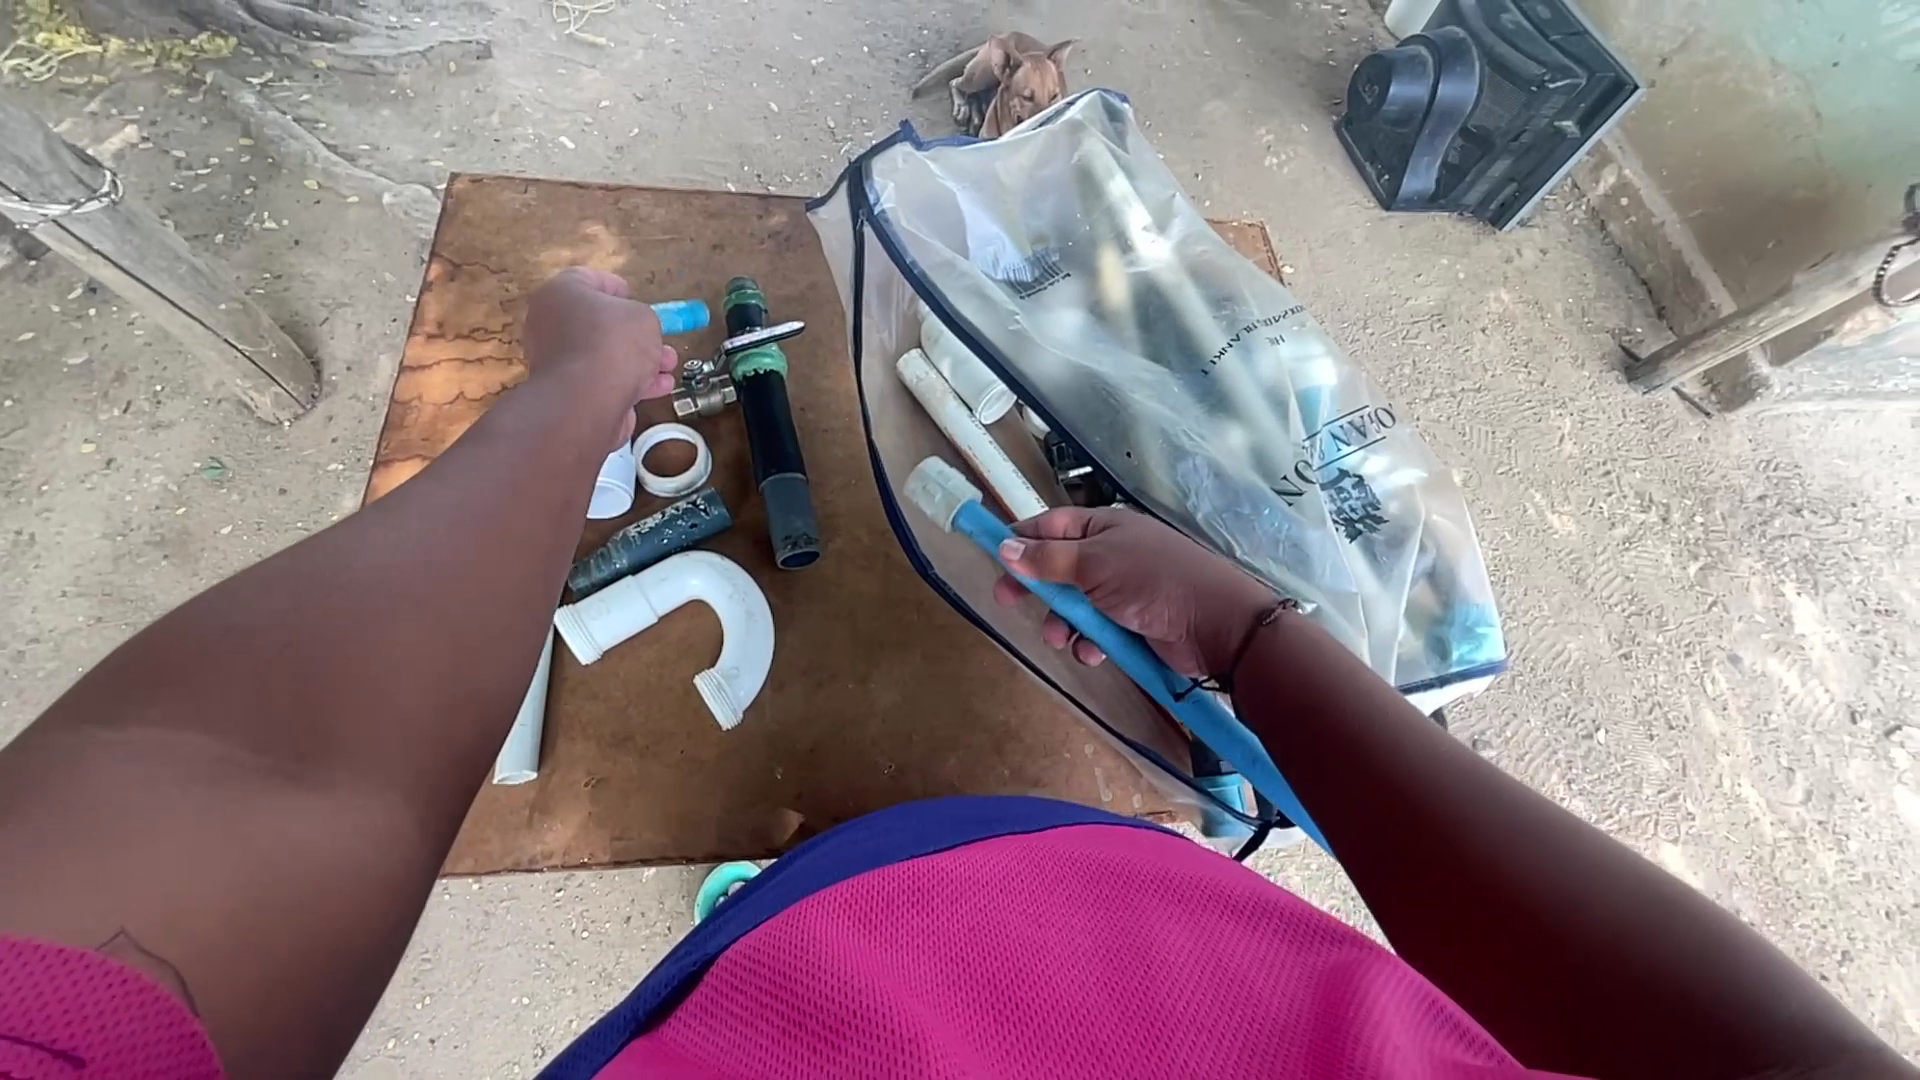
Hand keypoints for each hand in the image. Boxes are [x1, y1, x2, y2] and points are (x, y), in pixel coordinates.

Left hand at [521, 267, 679, 443]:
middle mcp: (551, 323)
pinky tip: (658, 387)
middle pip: (600, 322)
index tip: (637, 300)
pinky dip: (631, 382)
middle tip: (660, 341)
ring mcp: (558, 360)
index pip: (588, 279)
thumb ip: (643, 317)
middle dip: (637, 334)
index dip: (618, 288)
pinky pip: (604, 380)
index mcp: (561, 293)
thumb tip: (637, 328)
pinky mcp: (570, 390)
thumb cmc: (614, 343)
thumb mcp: (644, 316)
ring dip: (641, 360)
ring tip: (667, 367)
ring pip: (606, 354)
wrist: (589, 398)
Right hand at [992, 506, 1277, 677]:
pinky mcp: (1133, 622)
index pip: (1050, 526)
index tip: (994, 559)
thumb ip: (1048, 560)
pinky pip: (1096, 630)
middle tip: (1008, 603)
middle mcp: (1110, 554)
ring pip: (1074, 604)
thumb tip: (1005, 548)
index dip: (1021, 540)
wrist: (1218, 625)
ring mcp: (1123, 589)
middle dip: (1037, 588)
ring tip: (1062, 639)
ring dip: (1063, 622)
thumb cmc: (1153, 582)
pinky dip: (1090, 642)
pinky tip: (1094, 653)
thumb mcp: (1094, 565)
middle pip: (1057, 567)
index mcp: (1102, 528)